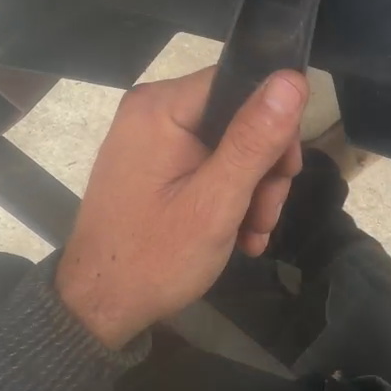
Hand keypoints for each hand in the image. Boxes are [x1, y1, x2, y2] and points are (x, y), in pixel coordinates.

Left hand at [56, 68, 308, 348]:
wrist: (97, 312)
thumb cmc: (153, 259)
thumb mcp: (216, 202)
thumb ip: (255, 139)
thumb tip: (293, 79)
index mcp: (162, 107)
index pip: (242, 82)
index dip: (275, 122)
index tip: (285, 171)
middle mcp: (155, 109)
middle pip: (241, 115)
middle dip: (265, 167)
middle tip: (265, 215)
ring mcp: (154, 136)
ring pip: (233, 142)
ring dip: (254, 188)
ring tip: (252, 232)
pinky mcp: (157, 160)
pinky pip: (212, 159)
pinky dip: (232, 193)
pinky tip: (239, 231)